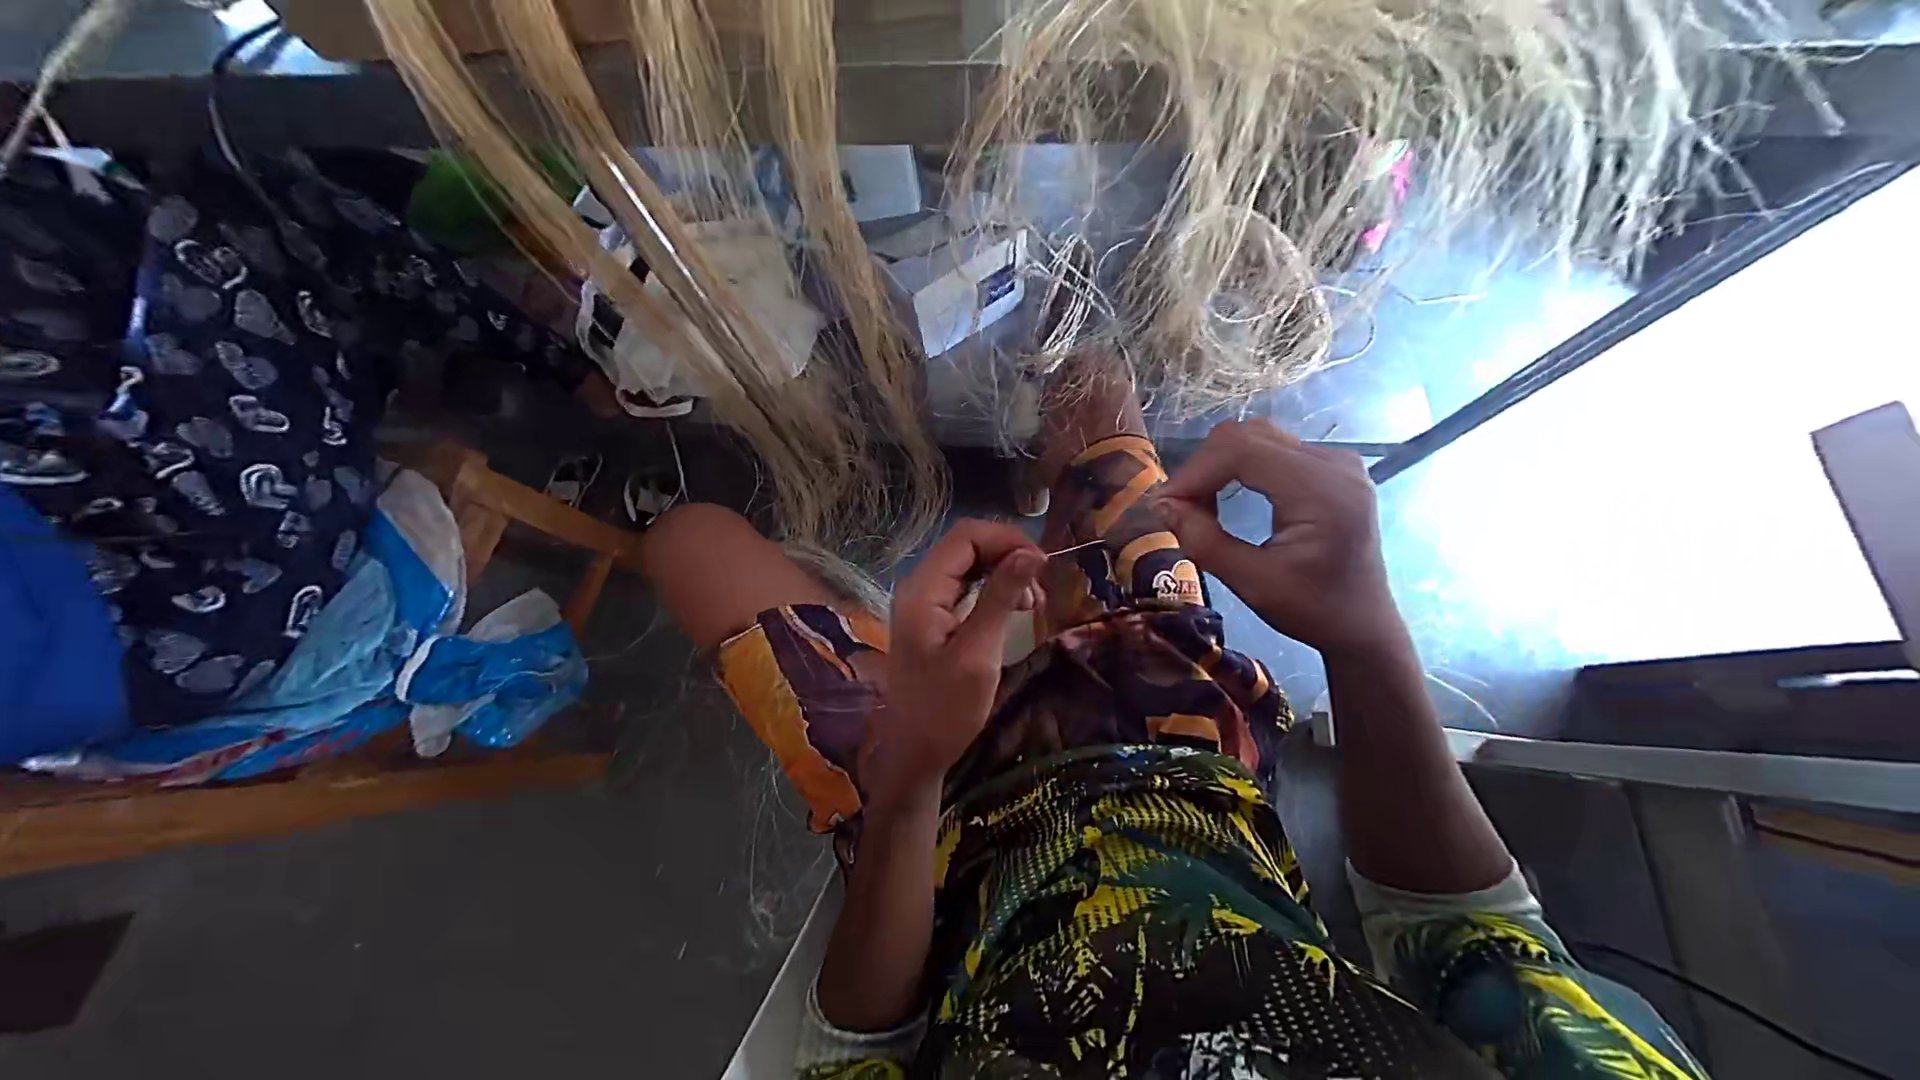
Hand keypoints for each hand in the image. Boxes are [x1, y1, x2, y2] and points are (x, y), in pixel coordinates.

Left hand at [864, 520, 1044, 812]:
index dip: (1007, 539)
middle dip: (1008, 554)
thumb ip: (1000, 598)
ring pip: (968, 563)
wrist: (915, 751)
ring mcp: (923, 601)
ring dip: (1004, 571)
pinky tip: (1017, 606)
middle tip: (1042, 585)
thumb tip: (1031, 553)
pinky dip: (993, 588)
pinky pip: (965, 585)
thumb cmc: (946, 710)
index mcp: (922, 590)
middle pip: (966, 545)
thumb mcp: (979, 653)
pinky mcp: (932, 616)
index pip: (966, 536)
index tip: (1043, 564)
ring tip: (1034, 601)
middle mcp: (918, 586)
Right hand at [1156, 419, 1406, 655]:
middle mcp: (1334, 463)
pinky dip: (1236, 468)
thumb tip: (1161, 505)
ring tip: (1198, 505)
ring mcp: (1335, 461)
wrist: (1363, 623)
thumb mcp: (1252, 583)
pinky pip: (1270, 450)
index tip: (1166, 505)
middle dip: (1202, 468)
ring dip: (1216, 467)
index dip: (1195, 471)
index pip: (1242, 449)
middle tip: (1179, 508)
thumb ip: (1204, 541)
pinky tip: (1224, 497)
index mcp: (1322, 490)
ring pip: (1255, 438)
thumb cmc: (1313, 610)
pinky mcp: (1328, 467)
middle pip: (1247, 436)